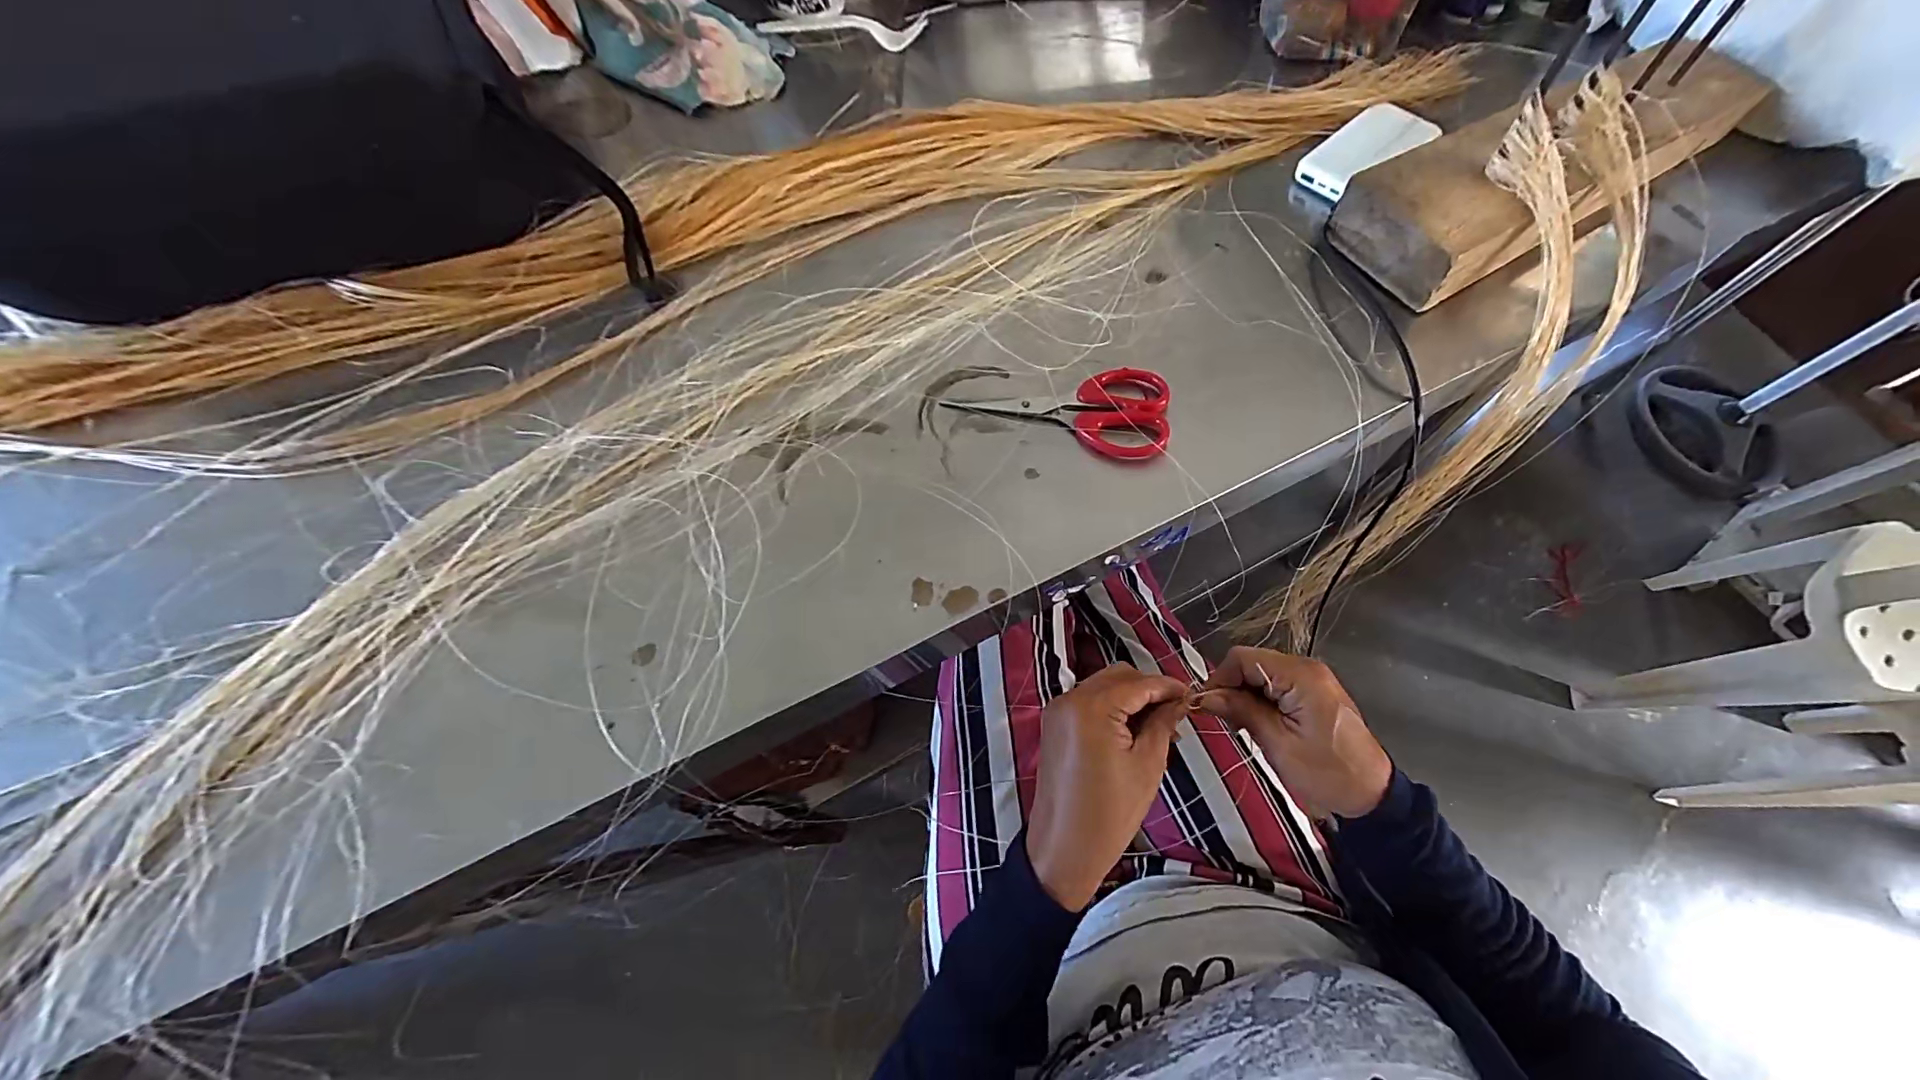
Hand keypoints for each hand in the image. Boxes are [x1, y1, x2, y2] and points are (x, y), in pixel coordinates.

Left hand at [1026, 663, 1189, 910]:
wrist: (1064, 847)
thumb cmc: (1110, 812)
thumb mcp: (1148, 765)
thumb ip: (1162, 724)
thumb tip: (1178, 701)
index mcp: (1091, 707)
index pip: (1138, 682)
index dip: (1168, 686)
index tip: (1192, 696)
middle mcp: (1069, 699)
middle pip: (1118, 677)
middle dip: (1148, 690)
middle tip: (1175, 714)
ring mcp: (1057, 711)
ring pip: (1102, 687)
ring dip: (1130, 698)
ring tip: (1158, 727)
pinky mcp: (1054, 725)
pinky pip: (1088, 703)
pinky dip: (1111, 708)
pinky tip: (1132, 731)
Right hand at [1195, 647, 1390, 818]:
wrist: (1372, 796)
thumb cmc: (1329, 773)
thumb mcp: (1278, 743)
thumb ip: (1241, 711)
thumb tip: (1207, 696)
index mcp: (1301, 676)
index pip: (1242, 658)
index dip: (1219, 679)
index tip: (1207, 705)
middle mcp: (1307, 669)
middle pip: (1250, 663)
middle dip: (1232, 689)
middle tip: (1226, 721)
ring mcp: (1312, 679)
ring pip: (1260, 674)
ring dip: (1245, 696)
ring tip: (1244, 726)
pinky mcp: (1313, 692)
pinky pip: (1275, 685)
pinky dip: (1260, 700)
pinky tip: (1261, 724)